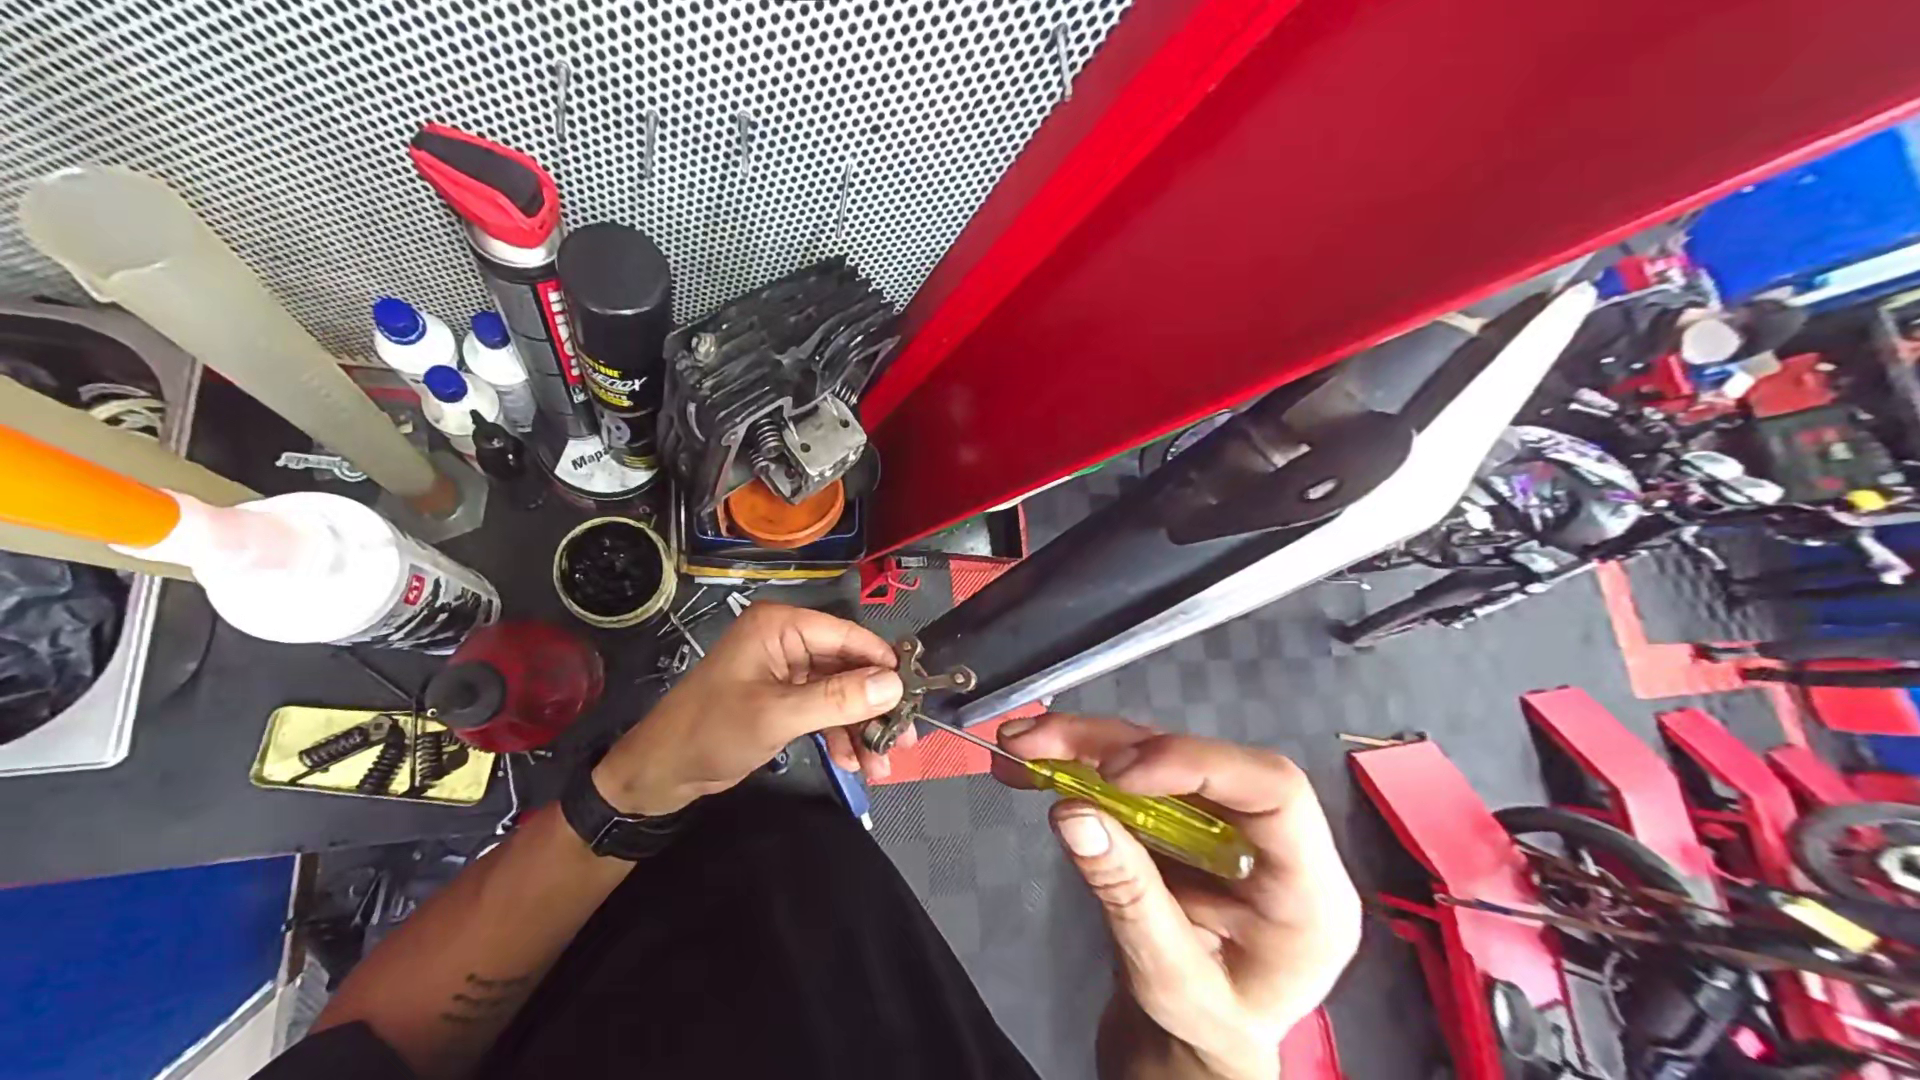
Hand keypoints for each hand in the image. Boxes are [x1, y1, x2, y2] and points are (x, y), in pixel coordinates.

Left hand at [594, 604, 909, 815]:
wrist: (662, 773)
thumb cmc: (712, 731)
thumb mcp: (778, 715)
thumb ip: (838, 699)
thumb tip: (893, 686)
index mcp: (781, 627)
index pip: (848, 636)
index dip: (882, 664)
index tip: (913, 695)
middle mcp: (788, 642)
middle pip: (849, 668)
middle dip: (875, 706)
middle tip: (904, 739)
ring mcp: (788, 672)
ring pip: (841, 693)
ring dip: (861, 728)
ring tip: (881, 764)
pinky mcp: (786, 699)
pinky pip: (825, 710)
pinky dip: (841, 735)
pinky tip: (854, 762)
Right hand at [992, 714, 1359, 1079]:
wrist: (1194, 1041)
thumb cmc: (1206, 1029)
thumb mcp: (1170, 980)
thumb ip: (1129, 897)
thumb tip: (1072, 812)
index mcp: (1306, 888)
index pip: (1273, 790)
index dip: (1195, 764)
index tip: (1114, 774)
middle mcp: (1268, 837)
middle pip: (1196, 759)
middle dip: (1108, 744)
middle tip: (1033, 742)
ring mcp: (1221, 819)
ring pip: (1155, 753)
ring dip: (1081, 744)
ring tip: (1017, 746)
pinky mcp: (1181, 813)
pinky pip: (1131, 772)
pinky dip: (1077, 765)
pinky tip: (1029, 766)